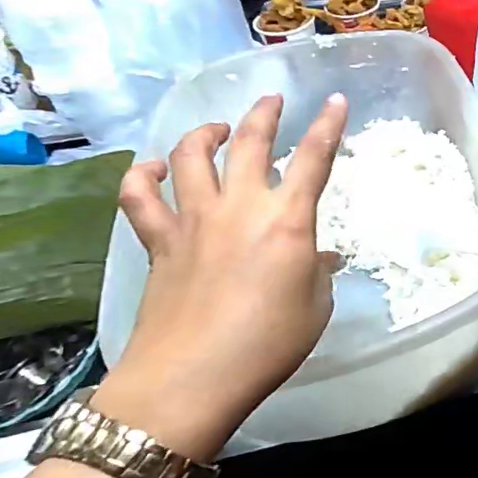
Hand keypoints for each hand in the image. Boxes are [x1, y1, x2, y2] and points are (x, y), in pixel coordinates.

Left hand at [93, 93, 347, 459]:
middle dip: (264, 113)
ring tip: (217, 128)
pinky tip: (154, 169)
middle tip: (272, 99)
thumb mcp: (315, 305)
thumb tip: (318, 255)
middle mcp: (239, 208)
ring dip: (205, 133)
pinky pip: (140, 196)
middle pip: (249, 143)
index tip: (337, 100)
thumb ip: (317, 271)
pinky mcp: (158, 242)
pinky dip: (144, 175)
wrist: (191, 379)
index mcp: (287, 220)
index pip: (315, 159)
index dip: (329, 125)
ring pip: (191, 156)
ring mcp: (193, 221)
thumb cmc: (269, 344)